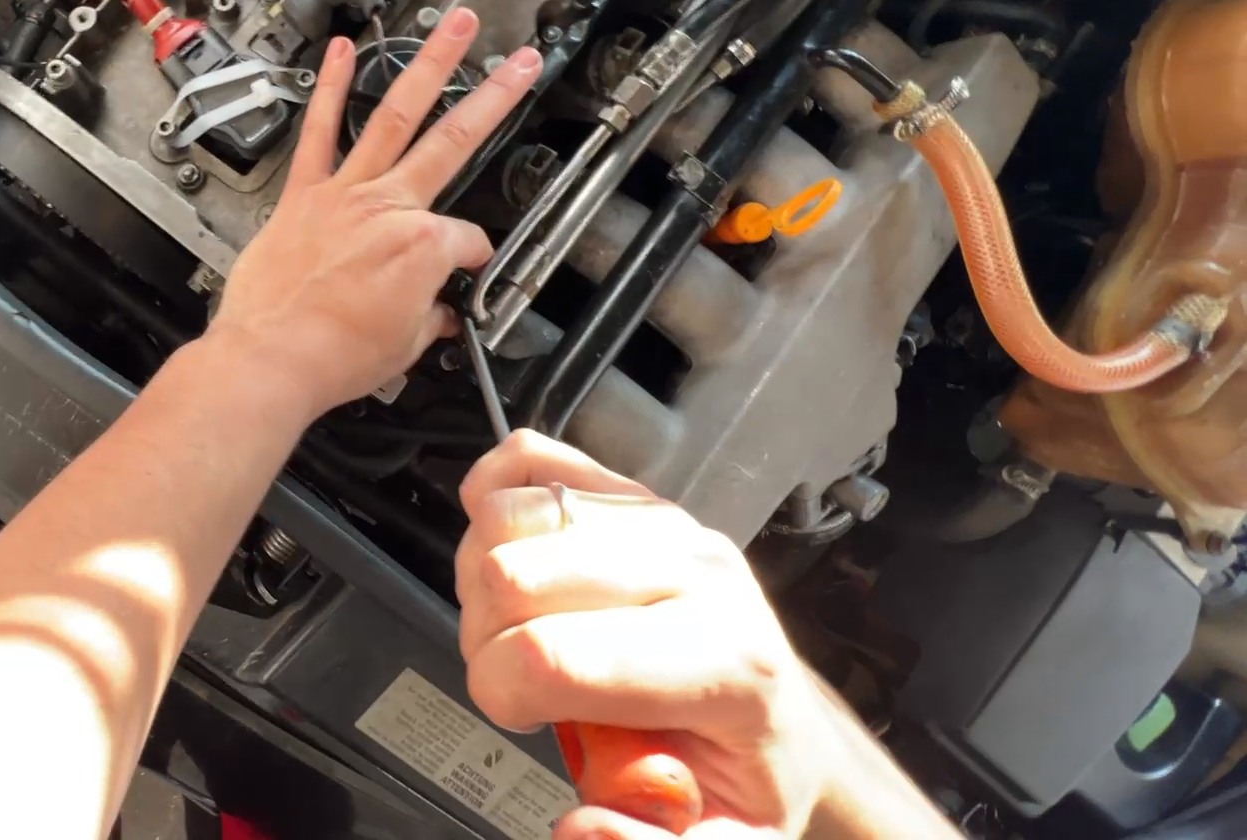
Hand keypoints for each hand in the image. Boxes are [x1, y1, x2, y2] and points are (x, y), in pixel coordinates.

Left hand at [204, 8, 541, 420]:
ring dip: (428, 68)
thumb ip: (426, 317)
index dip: (473, 258)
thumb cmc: (334, 356)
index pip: (466, 242)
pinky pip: (318, 133)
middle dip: (494, 97)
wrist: (270, 357)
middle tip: (521, 61)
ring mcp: (345, 194)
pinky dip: (330, 91)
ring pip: (395, 118)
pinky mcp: (303, 196)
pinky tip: (342, 52)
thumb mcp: (403, 346)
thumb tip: (435, 312)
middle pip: (453, 142)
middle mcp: (389, 208)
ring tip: (455, 28)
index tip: (468, 270)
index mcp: (423, 246)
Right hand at [456, 432, 840, 839]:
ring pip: (504, 515)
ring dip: (481, 574)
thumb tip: (579, 827)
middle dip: (483, 634)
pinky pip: (525, 456)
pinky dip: (492, 495)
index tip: (518, 713)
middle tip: (514, 668)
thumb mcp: (719, 839)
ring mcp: (652, 512)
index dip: (499, 692)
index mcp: (723, 660)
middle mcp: (692, 566)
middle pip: (509, 576)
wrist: (775, 701)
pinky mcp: (620, 482)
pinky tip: (510, 544)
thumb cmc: (735, 764)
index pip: (548, 655)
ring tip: (516, 616)